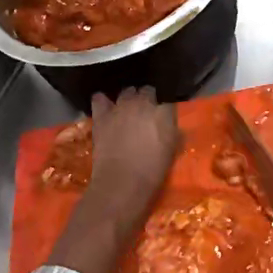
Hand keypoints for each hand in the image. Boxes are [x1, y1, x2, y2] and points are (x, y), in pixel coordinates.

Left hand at [46, 87, 180, 272]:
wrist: (123, 182)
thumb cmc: (153, 170)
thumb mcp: (172, 150)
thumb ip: (173, 131)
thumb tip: (171, 125)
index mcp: (164, 112)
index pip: (168, 100)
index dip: (164, 107)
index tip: (162, 116)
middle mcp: (143, 103)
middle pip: (147, 91)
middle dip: (146, 99)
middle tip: (144, 113)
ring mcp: (120, 107)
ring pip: (126, 91)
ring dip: (128, 99)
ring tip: (126, 110)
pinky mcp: (102, 115)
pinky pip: (99, 98)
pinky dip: (102, 101)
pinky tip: (105, 108)